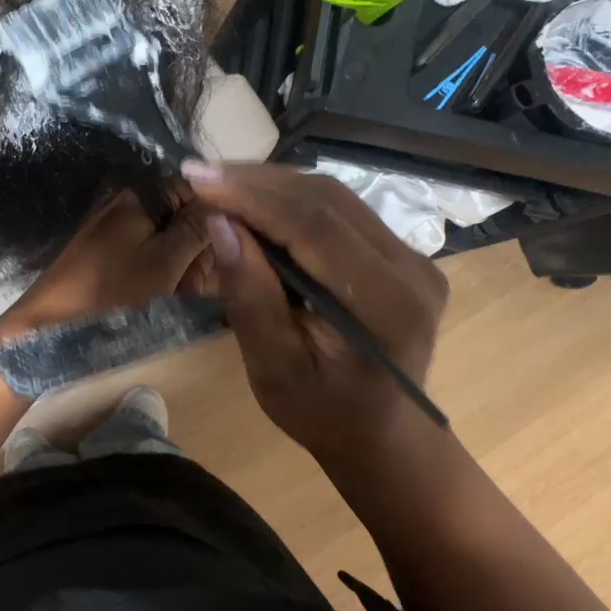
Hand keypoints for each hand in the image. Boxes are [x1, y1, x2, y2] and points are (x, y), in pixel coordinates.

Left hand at [0, 190, 209, 335]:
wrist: (53, 316)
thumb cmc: (113, 288)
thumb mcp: (165, 261)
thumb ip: (196, 229)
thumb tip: (223, 201)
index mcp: (141, 196)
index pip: (194, 190)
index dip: (215, 218)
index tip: (223, 251)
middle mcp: (129, 203)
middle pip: (182, 215)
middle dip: (197, 247)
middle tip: (196, 283)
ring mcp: (117, 226)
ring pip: (167, 237)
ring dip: (181, 264)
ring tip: (181, 294)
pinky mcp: (109, 248)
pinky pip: (147, 251)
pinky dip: (160, 271)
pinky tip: (164, 295)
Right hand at [183, 161, 449, 456]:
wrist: (382, 436)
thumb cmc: (322, 413)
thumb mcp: (273, 368)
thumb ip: (250, 296)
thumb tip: (219, 224)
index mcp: (388, 305)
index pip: (315, 227)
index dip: (252, 196)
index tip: (197, 178)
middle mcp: (412, 269)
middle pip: (327, 200)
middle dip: (257, 181)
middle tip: (198, 175)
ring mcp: (413, 257)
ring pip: (334, 197)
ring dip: (272, 185)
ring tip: (218, 184)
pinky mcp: (400, 254)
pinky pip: (340, 211)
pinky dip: (290, 200)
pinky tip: (253, 201)